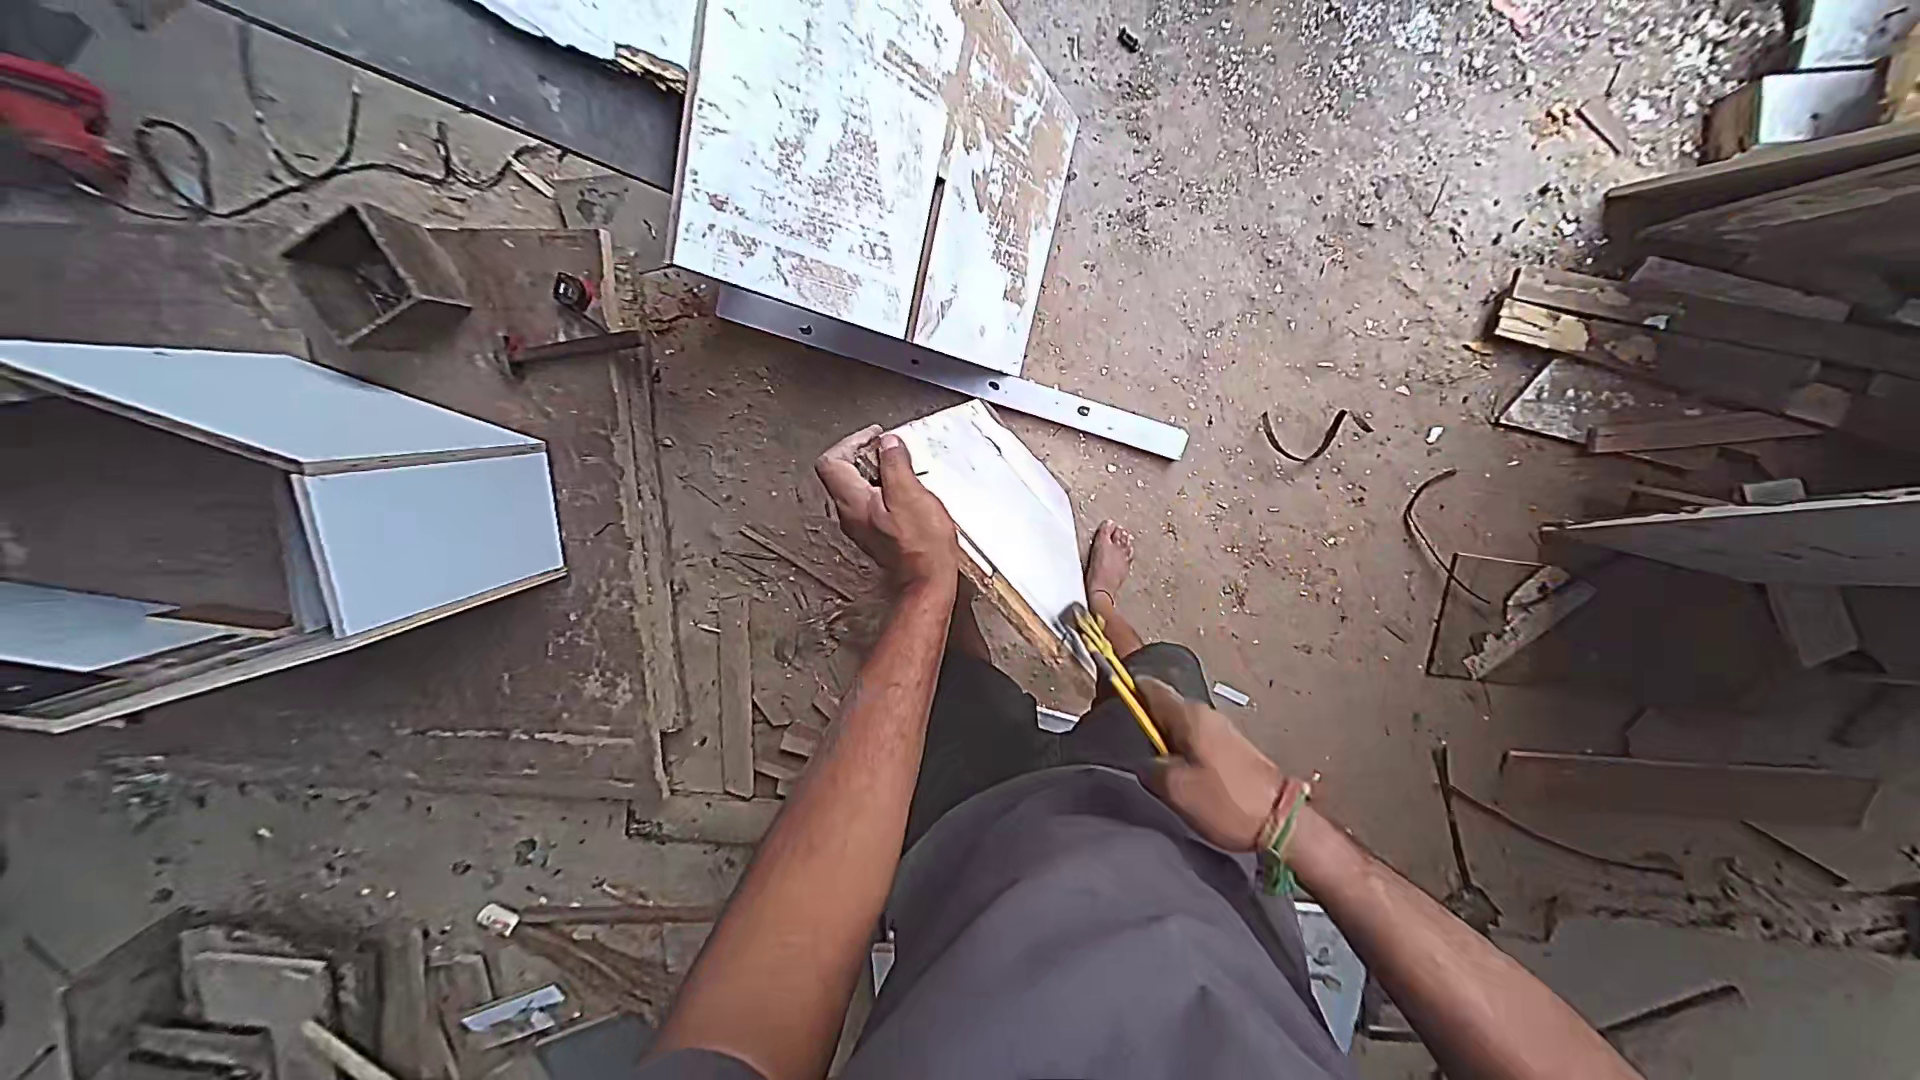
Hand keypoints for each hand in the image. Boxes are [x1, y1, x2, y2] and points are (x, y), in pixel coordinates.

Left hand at [815, 426, 960, 591]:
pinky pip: (872, 503)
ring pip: (858, 487)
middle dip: (866, 454)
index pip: (831, 461)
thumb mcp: (911, 495)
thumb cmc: (921, 547)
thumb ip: (895, 465)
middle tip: (891, 449)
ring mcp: (862, 526)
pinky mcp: (876, 534)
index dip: (852, 442)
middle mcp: (851, 515)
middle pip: (843, 472)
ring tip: (902, 468)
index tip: (876, 437)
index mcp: (852, 502)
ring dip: (877, 472)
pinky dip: (885, 489)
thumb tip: (888, 444)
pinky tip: (907, 493)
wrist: (928, 581)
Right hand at [1138, 678, 1286, 851]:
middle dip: (1144, 719)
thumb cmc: (1226, 802)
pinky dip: (1180, 747)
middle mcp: (1205, 713)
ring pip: (1179, 723)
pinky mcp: (1231, 746)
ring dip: (1163, 737)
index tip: (1109, 701)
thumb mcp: (1174, 788)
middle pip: (1163, 704)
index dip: (1126, 689)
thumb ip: (1149, 767)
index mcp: (1188, 714)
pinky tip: (1178, 771)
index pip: (1148, 687)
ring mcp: (1221, 728)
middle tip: (1127, 742)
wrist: (1282, 822)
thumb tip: (1145, 760)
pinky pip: (1195, 737)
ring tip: (1152, 763)